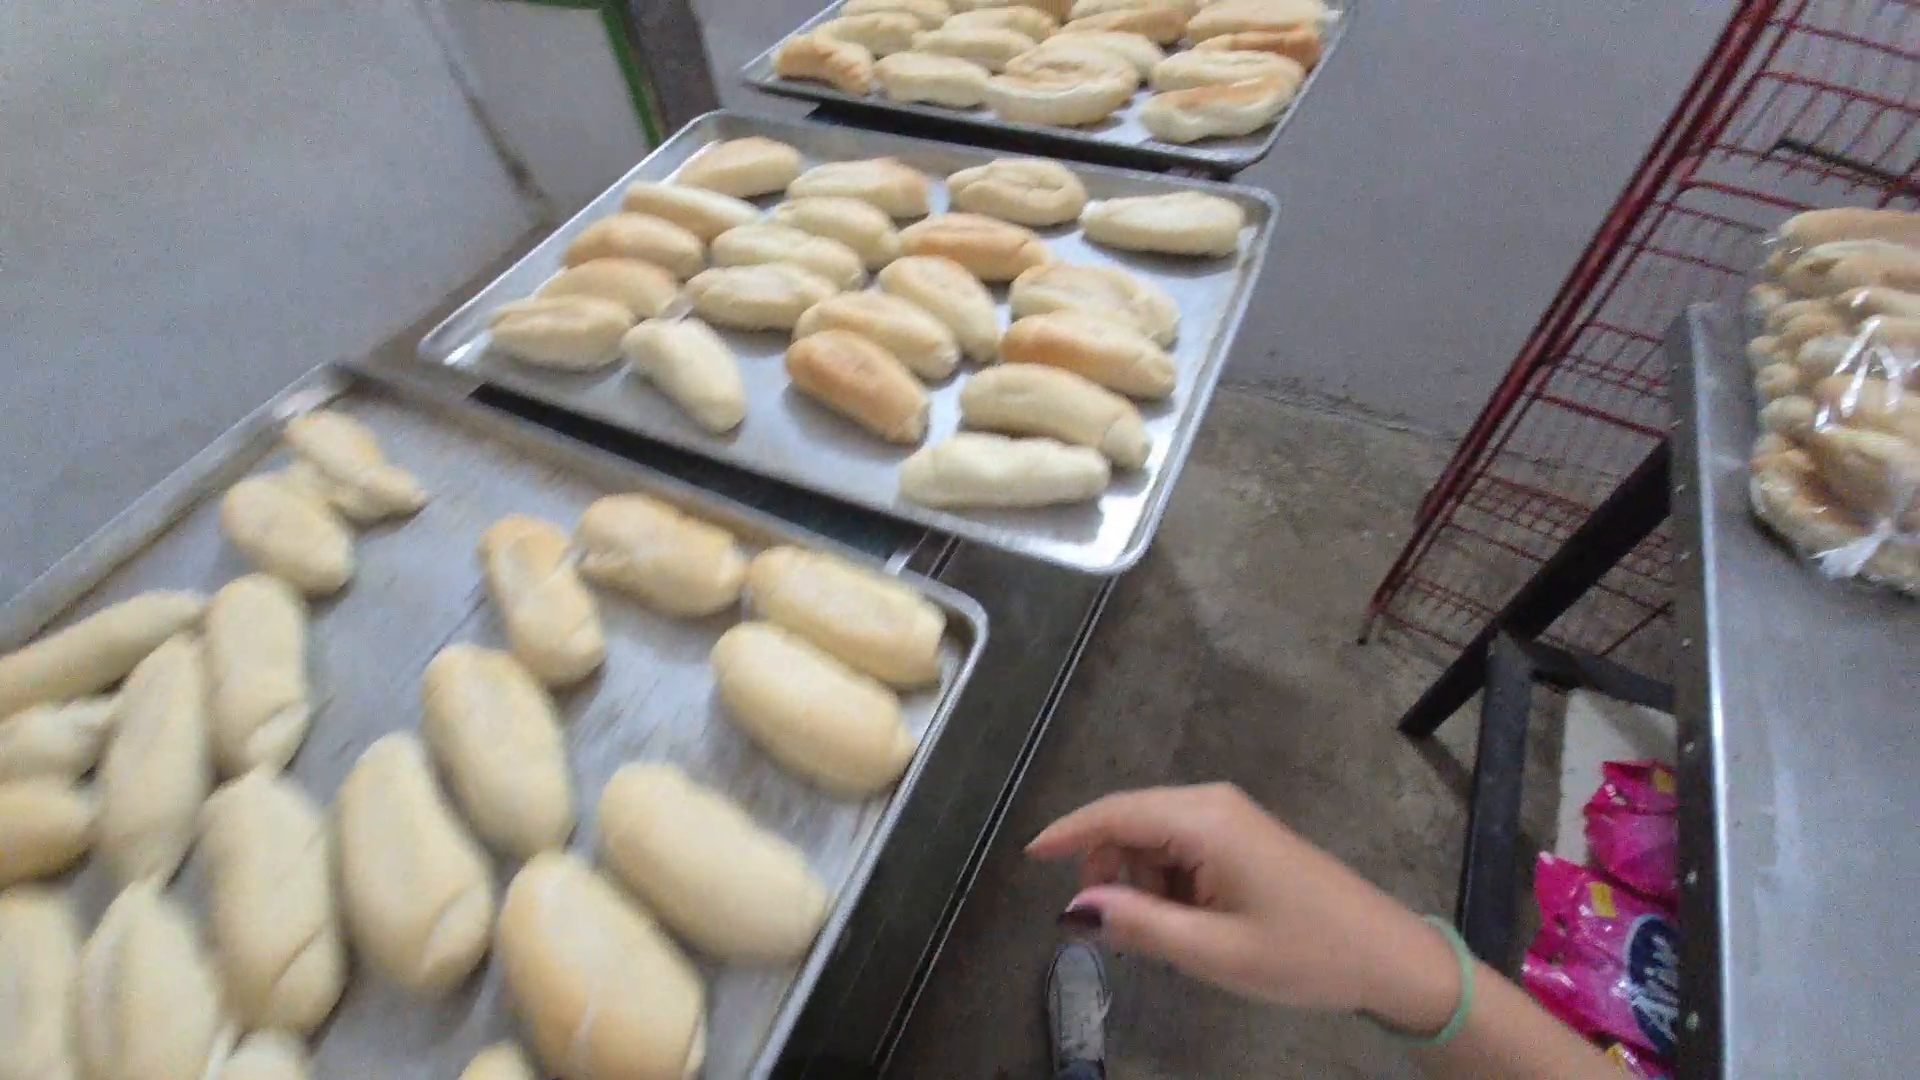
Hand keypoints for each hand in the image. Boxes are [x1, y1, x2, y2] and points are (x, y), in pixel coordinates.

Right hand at [1026, 784, 1459, 1033]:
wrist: (1388, 957)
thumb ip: (1139, 925)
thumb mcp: (1215, 952)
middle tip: (1115, 928)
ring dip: (1140, 879)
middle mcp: (1209, 802)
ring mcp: (1226, 813)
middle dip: (1109, 869)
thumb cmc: (1303, 954)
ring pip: (1151, 835)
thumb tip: (1073, 908)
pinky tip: (1187, 920)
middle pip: (1130, 821)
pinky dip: (1165, 879)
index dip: (1068, 832)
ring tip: (1168, 934)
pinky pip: (1178, 845)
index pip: (1115, 813)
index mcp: (1202, 820)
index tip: (1031, 855)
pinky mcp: (1236, 831)